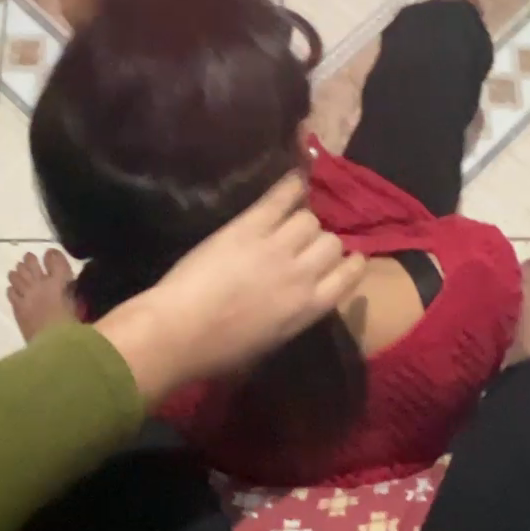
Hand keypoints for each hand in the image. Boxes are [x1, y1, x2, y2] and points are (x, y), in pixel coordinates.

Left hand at [93, 174, 364, 402]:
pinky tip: (295, 179)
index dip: (349, 263)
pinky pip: (279, 199)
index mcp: (310, 308)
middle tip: (303, 245)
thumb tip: (301, 297)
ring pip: (308, 219)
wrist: (180, 332)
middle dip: (320, 243)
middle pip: (330, 242)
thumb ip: (295, 313)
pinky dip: (290, 186)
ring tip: (286, 224)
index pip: (349, 274)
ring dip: (300, 221)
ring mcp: (276, 248)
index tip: (347, 259)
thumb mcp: (272, 340)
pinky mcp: (248, 227)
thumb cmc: (220, 351)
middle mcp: (302, 274)